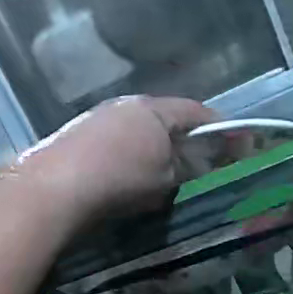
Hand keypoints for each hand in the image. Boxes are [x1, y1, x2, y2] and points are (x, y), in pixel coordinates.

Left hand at [7, 96, 215, 224]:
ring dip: (151, 151)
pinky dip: (124, 159)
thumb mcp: (167, 178)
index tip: (240, 149)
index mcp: (152, 108)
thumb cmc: (120, 178)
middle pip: (163, 121)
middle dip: (184, 141)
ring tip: (163, 179)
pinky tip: (124, 182)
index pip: (198, 111)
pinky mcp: (71, 139)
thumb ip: (187, 167)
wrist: (52, 187)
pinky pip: (110, 147)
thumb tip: (195, 163)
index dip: (223, 129)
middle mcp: (122, 106)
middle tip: (201, 167)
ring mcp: (93, 120)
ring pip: (134, 134)